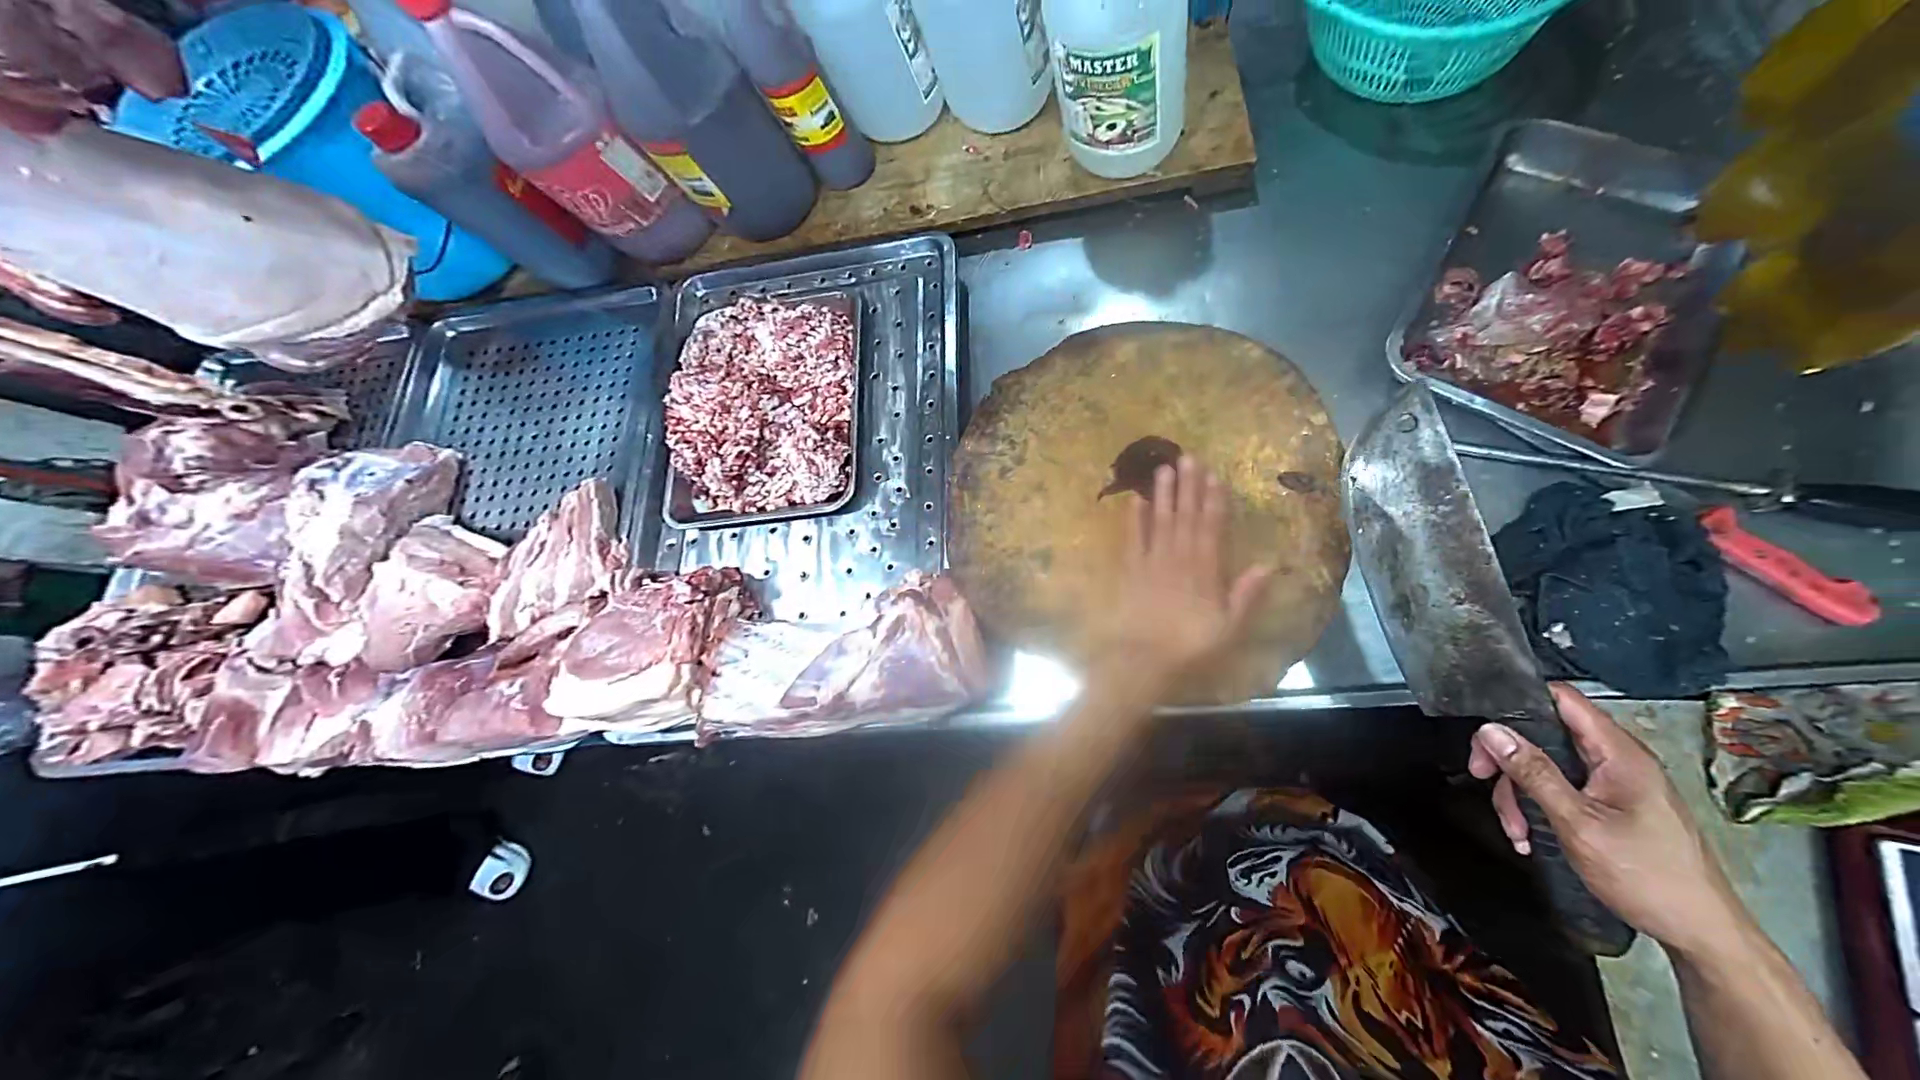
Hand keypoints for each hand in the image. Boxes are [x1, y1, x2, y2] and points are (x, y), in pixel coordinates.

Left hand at [1096, 456, 1271, 690]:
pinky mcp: (1129, 571)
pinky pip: (1131, 538)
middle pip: (1185, 517)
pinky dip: (1134, 518)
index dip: (1214, 501)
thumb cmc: (1189, 648)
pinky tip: (1136, 499)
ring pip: (1159, 521)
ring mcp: (1151, 562)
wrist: (1141, 661)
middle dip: (1188, 487)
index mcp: (1204, 571)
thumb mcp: (1229, 629)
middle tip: (1189, 457)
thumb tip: (1268, 566)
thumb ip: (1246, 596)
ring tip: (1164, 467)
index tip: (1215, 476)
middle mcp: (1178, 559)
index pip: (1211, 528)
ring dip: (1163, 494)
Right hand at [1467, 684, 1751, 958]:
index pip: (1563, 700)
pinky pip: (1561, 790)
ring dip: (1519, 793)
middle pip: (1544, 735)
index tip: (1484, 731)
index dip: (1519, 702)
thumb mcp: (1577, 822)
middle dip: (1508, 759)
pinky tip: (1530, 836)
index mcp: (1619, 754)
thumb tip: (1491, 730)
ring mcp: (1615, 784)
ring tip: (1516, 829)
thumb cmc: (1645, 875)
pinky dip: (1537, 808)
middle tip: (1481, 778)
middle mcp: (1617, 760)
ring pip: (1546, 767)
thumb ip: (1533, 772)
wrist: (1701, 934)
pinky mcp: (1610, 805)